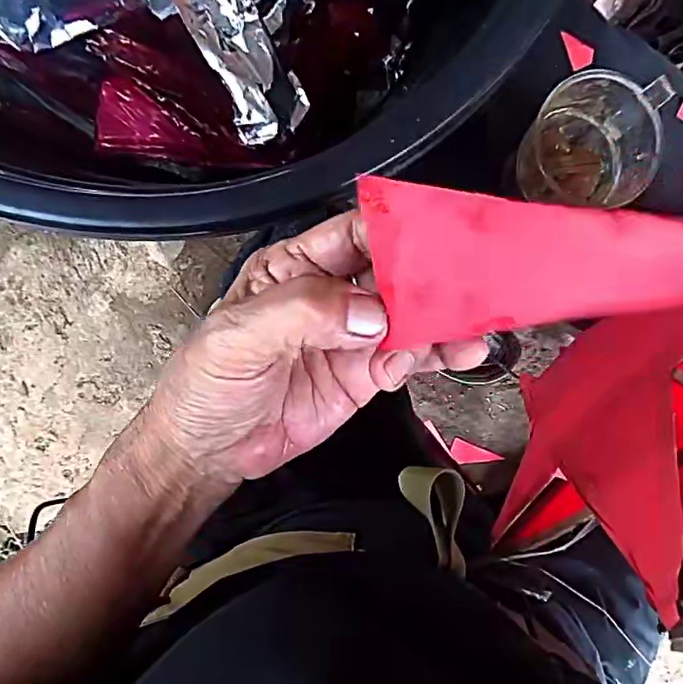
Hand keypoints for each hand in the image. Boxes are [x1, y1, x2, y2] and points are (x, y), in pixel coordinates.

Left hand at [123, 211, 488, 484]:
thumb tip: (368, 311)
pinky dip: (434, 356)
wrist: (211, 450)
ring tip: (477, 320)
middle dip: (432, 276)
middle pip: (393, 275)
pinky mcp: (362, 377)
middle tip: (470, 281)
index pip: (354, 235)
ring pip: (408, 319)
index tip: (433, 238)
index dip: (395, 233)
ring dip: (443, 319)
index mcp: (293, 269)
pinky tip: (457, 352)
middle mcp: (329, 298)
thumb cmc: (205, 384)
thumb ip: (302, 312)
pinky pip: (406, 360)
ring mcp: (349, 340)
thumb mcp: (238, 336)